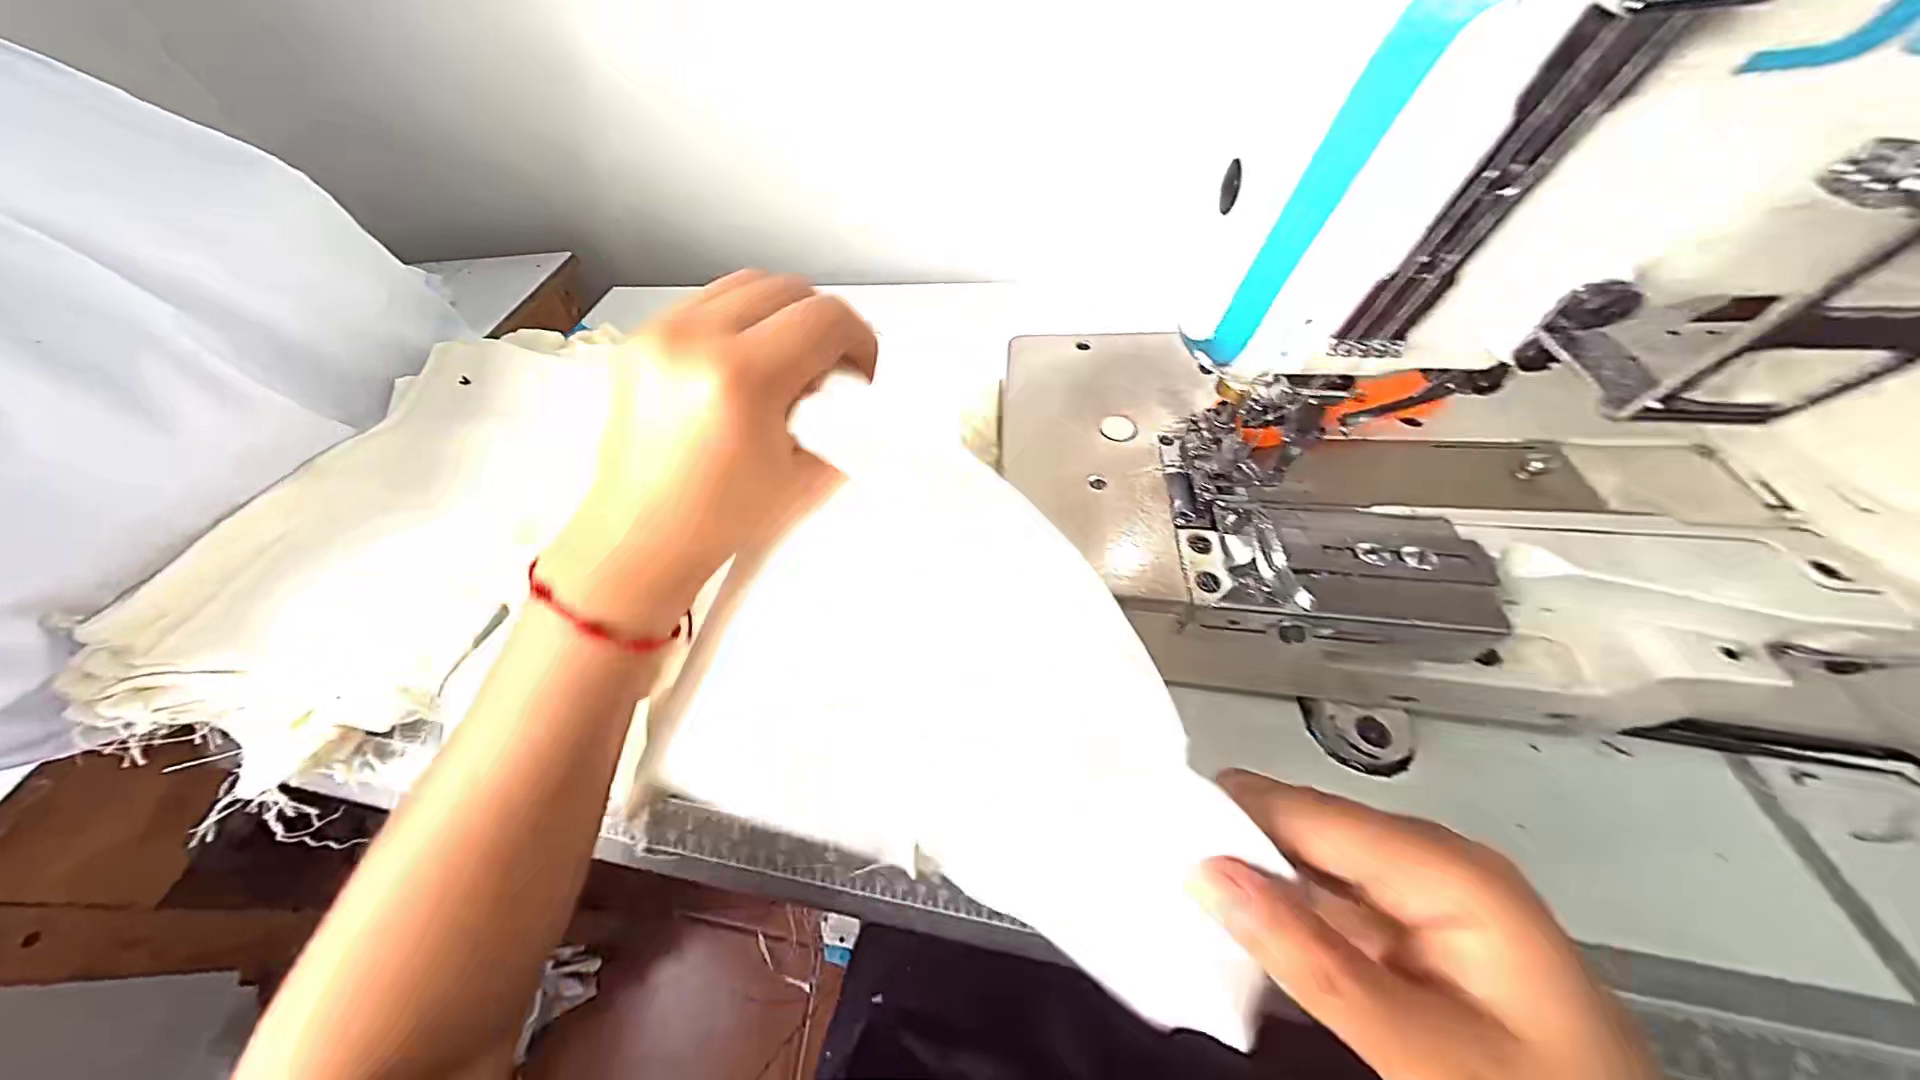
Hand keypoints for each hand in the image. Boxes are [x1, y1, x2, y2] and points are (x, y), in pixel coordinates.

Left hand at [542, 270, 876, 634]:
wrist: (644, 536)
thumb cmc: (713, 519)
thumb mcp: (806, 477)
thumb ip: (847, 424)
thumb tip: (861, 390)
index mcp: (740, 379)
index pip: (826, 318)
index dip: (860, 341)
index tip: (859, 370)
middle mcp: (692, 343)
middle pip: (790, 289)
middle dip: (824, 326)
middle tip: (829, 371)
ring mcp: (661, 335)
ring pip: (749, 284)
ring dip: (783, 317)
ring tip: (787, 366)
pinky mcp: (643, 339)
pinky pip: (710, 301)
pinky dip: (742, 322)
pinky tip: (749, 366)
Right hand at [1196, 772, 1656, 1079]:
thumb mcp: (1422, 1050)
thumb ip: (1310, 957)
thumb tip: (1208, 873)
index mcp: (1447, 868)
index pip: (1304, 810)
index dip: (1226, 814)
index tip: (1155, 831)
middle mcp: (1433, 862)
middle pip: (1304, 826)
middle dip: (1234, 844)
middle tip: (1162, 869)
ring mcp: (1424, 897)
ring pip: (1309, 863)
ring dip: (1251, 878)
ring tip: (1184, 893)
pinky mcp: (1412, 934)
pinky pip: (1326, 901)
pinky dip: (1280, 910)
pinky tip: (1239, 927)